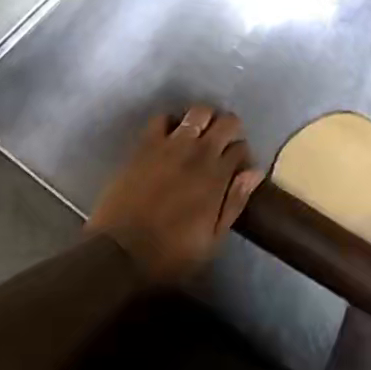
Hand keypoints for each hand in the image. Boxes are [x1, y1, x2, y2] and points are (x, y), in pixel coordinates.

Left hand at [86, 107, 263, 285]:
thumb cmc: (168, 254)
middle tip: (221, 147)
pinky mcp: (145, 147)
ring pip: (199, 112)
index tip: (235, 169)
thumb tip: (254, 172)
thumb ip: (235, 203)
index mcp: (218, 175)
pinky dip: (170, 123)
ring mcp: (172, 146)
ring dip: (204, 120)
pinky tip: (168, 137)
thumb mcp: (211, 240)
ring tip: (198, 136)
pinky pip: (162, 119)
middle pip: (228, 121)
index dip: (241, 156)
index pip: (241, 147)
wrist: (116, 257)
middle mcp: (200, 152)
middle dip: (230, 129)